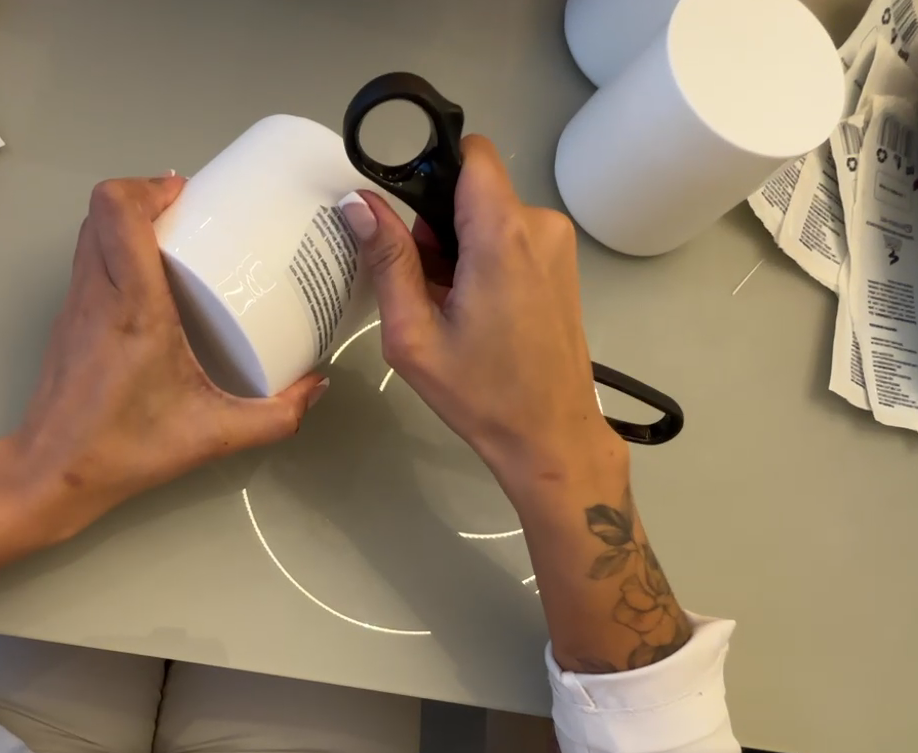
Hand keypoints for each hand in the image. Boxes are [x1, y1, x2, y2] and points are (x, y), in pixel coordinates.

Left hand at [8, 175, 325, 534]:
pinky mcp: (65, 324)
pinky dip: (115, 256)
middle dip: (145, 199)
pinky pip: (87, 264)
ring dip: (128, 225)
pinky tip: (151, 291)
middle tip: (191, 220)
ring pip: (90, 234)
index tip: (189, 199)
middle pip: (102, 210)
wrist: (54, 474)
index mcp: (132, 307)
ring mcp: (73, 307)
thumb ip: (274, 415)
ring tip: (175, 248)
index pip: (119, 210)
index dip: (150, 187)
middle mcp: (96, 294)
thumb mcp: (213, 435)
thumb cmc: (127, 450)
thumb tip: (314, 386)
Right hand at [338, 135, 623, 489]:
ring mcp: (557, 245)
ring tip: (450, 311)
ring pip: (490, 218)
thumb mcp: (414, 335)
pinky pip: (510, 240)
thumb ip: (387, 262)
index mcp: (502, 234)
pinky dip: (483, 263)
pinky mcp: (561, 266)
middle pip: (473, 191)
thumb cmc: (478, 393)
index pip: (470, 152)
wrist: (548, 434)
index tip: (405, 217)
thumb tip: (357, 203)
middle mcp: (539, 224)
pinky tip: (475, 314)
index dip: (430, 170)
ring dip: (458, 251)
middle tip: (423, 290)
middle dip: (437, 228)